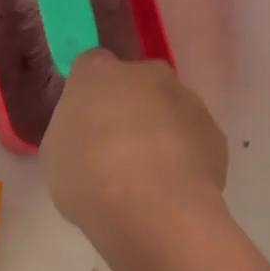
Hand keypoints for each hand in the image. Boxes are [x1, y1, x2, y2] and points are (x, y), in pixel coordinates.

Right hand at [41, 50, 228, 241]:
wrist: (149, 205)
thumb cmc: (87, 176)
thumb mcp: (55, 155)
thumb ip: (71, 131)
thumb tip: (87, 128)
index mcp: (100, 75)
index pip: (89, 65)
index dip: (84, 92)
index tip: (79, 121)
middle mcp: (149, 75)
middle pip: (135, 86)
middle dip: (125, 111)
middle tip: (108, 153)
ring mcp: (188, 102)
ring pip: (166, 113)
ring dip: (154, 136)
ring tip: (137, 181)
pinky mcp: (214, 134)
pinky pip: (189, 142)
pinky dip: (177, 161)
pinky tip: (162, 191)